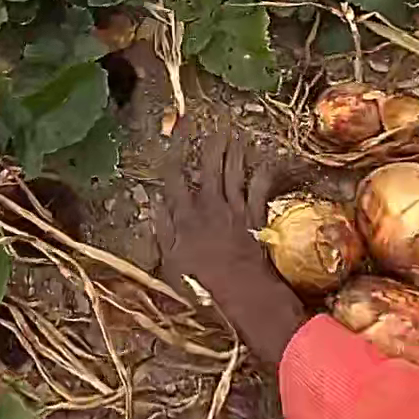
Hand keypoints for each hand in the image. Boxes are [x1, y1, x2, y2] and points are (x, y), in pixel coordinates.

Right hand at [156, 126, 307, 367]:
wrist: (242, 294)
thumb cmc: (201, 284)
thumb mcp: (170, 261)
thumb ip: (162, 229)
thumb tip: (153, 201)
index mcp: (186, 214)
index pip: (175, 177)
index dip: (174, 154)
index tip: (173, 134)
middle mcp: (210, 205)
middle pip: (210, 167)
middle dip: (211, 144)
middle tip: (214, 123)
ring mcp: (235, 209)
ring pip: (234, 173)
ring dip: (235, 153)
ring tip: (236, 134)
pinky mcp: (254, 218)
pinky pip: (259, 191)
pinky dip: (263, 175)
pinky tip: (266, 162)